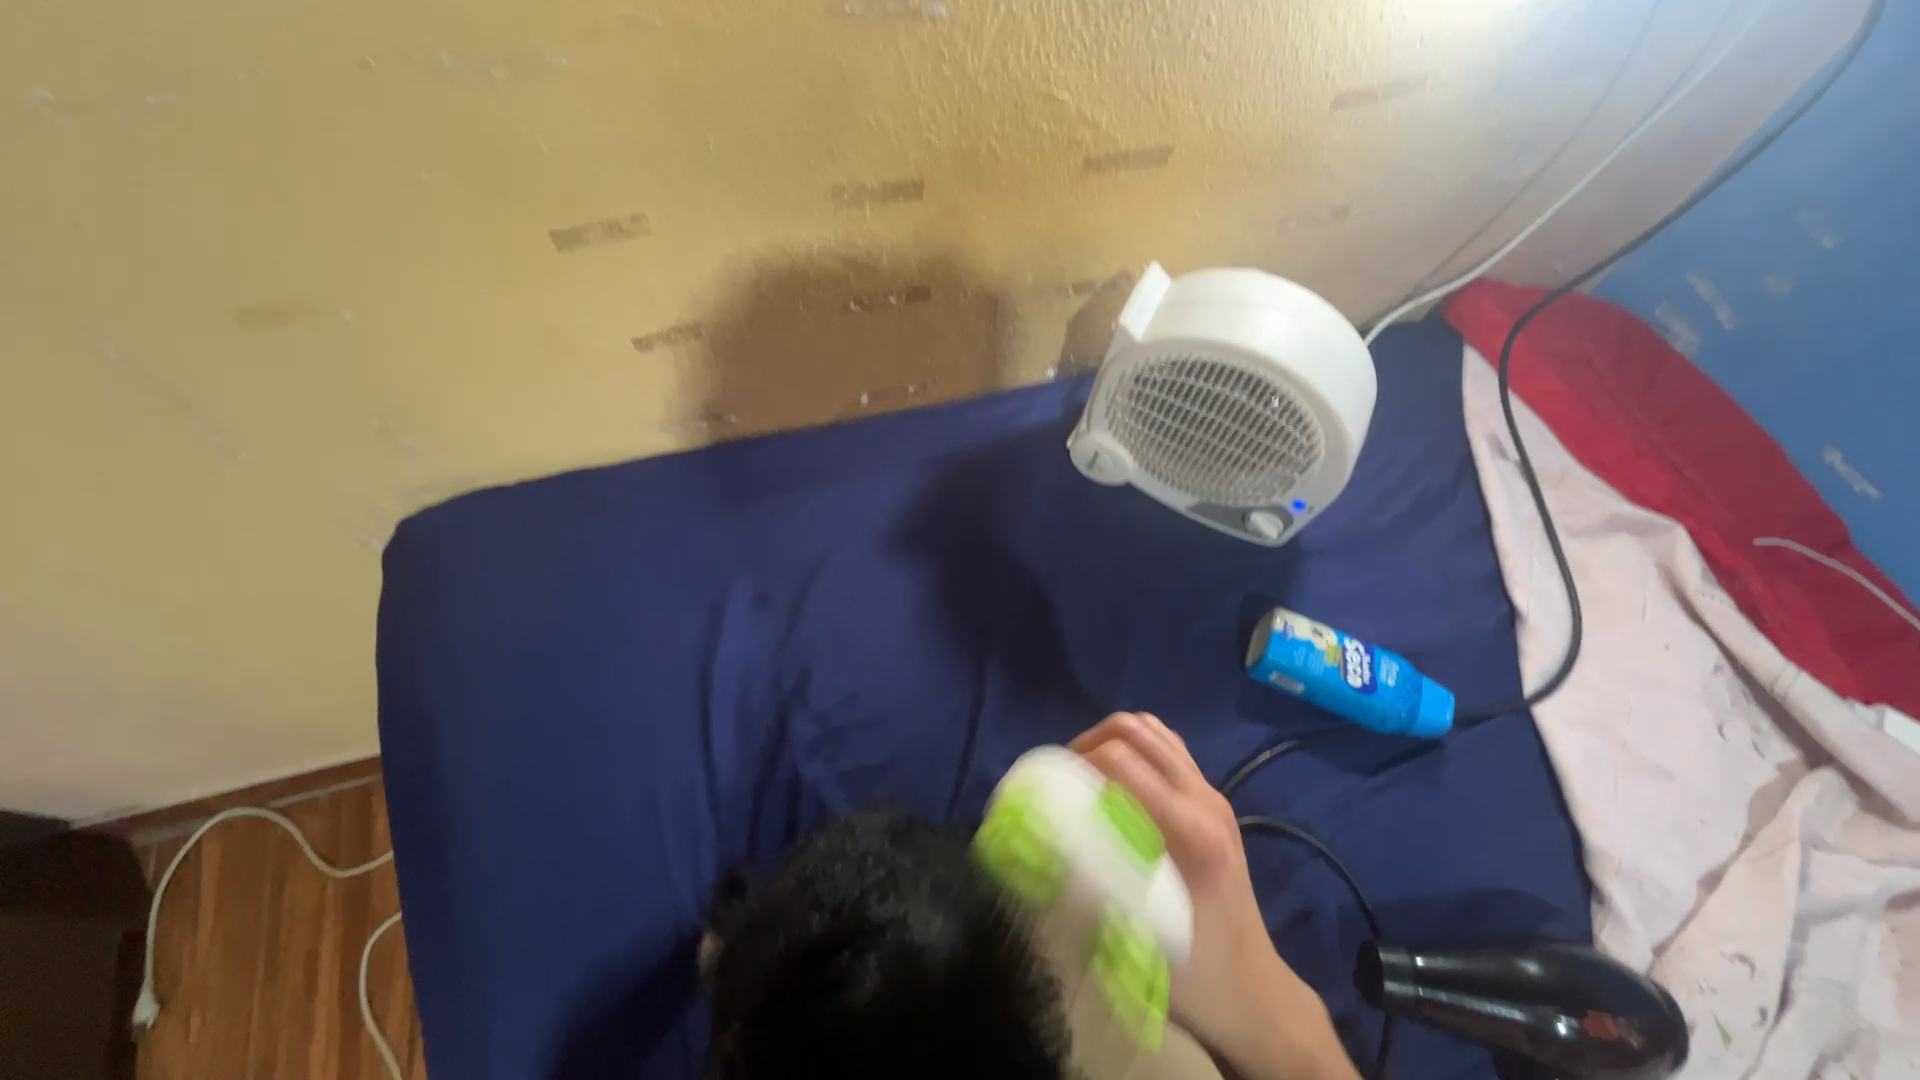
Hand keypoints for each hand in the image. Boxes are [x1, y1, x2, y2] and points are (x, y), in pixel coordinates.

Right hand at [1071, 713, 1358, 1079]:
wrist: (1252, 990)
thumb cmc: (1193, 971)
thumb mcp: (1135, 935)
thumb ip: (1089, 887)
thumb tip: (1037, 843)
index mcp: (1189, 829)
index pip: (1120, 758)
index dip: (1076, 763)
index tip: (1051, 790)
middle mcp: (1204, 799)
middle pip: (1135, 730)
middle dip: (1090, 744)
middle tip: (1065, 778)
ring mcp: (1213, 796)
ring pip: (1154, 731)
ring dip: (1113, 742)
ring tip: (1087, 777)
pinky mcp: (1214, 801)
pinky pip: (1169, 749)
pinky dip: (1137, 749)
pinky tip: (1119, 784)